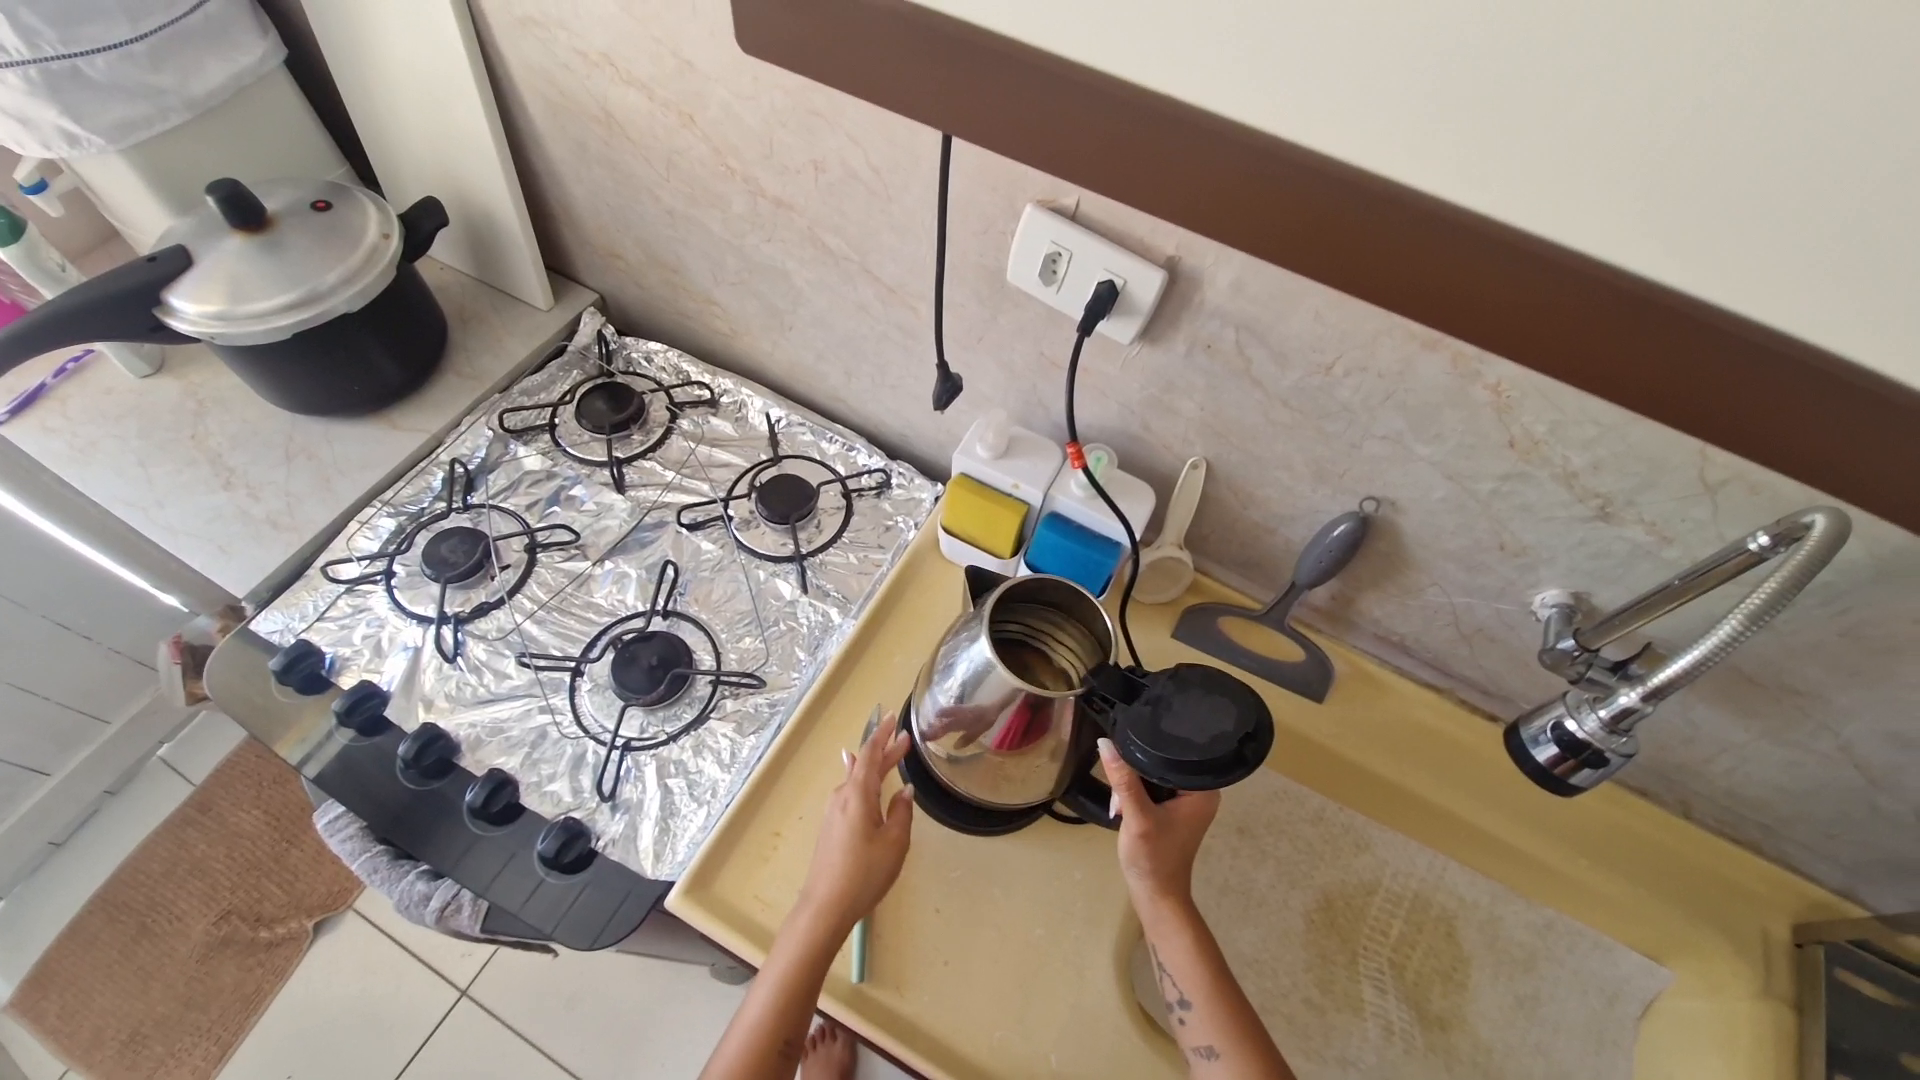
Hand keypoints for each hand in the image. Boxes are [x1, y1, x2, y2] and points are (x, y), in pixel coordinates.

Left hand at [796, 713, 915, 932]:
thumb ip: (902, 812)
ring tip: (892, 757)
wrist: (825, 905)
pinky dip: (863, 781)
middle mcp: (843, 797)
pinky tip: (862, 781)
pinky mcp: (832, 827)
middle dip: (884, 750)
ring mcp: (834, 812)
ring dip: (875, 767)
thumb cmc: (864, 873)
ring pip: (856, 779)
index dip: (883, 735)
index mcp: (858, 794)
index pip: (871, 754)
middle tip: (904, 738)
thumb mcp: (894, 842)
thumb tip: (904, 791)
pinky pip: (850, 793)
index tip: (893, 717)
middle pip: (864, 765)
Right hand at [1099, 737, 1219, 911]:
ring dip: (1131, 786)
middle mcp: (1200, 792)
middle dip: (1134, 773)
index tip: (1122, 752)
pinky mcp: (1174, 811)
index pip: (1174, 753)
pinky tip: (1123, 808)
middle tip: (1119, 792)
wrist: (1155, 896)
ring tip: (1120, 805)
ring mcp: (1187, 803)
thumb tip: (1105, 742)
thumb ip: (1123, 779)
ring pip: (1152, 776)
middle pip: (1161, 764)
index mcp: (1203, 790)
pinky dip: (1135, 796)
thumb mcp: (1136, 815)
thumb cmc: (1153, 857)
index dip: (1146, 750)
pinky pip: (1152, 789)